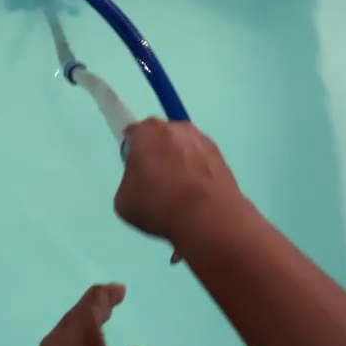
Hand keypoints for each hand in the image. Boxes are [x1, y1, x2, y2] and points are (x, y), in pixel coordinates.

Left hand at [24, 283, 151, 345]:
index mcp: (78, 328)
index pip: (94, 299)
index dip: (109, 293)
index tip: (121, 290)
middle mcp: (56, 338)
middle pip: (76, 317)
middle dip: (94, 314)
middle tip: (109, 310)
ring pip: (65, 340)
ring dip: (82, 339)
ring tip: (98, 344)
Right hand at [114, 119, 246, 246]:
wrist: (208, 219)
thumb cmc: (158, 205)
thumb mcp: (124, 200)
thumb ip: (129, 182)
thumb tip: (140, 184)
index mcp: (147, 131)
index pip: (133, 134)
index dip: (132, 153)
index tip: (135, 173)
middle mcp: (175, 127)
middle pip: (160, 138)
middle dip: (157, 155)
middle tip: (156, 184)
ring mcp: (201, 139)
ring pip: (184, 149)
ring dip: (180, 164)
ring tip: (181, 197)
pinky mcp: (221, 155)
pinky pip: (202, 162)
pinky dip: (199, 175)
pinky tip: (197, 200)